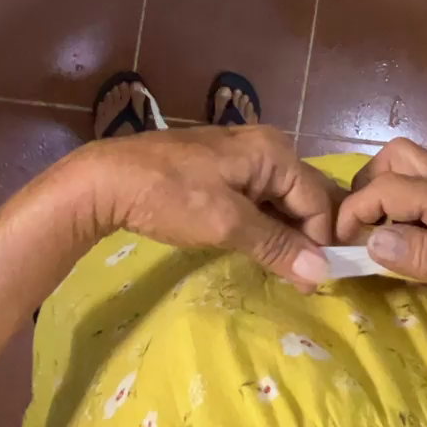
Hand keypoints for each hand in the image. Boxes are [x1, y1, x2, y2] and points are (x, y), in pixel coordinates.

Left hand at [57, 125, 341, 289]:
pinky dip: (261, 223)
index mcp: (274, 151)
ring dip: (282, 233)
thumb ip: (276, 245)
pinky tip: (254, 246)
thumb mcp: (225, 223)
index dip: (319, 241)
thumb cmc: (169, 196)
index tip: (312, 280)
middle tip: (299, 277)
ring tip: (278, 268)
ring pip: (279, 198)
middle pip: (302, 195)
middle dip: (304, 236)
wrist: (105, 179)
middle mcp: (265, 145)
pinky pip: (257, 196)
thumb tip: (321, 272)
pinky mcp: (221, 167)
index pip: (317, 200)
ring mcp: (241, 154)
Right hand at [335, 139, 426, 337]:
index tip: (339, 245)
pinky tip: (410, 241)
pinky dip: (406, 205)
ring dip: (386, 193)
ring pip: (414, 168)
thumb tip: (372, 238)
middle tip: (360, 233)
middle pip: (398, 157)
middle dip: (367, 188)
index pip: (389, 186)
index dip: (355, 211)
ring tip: (380, 238)